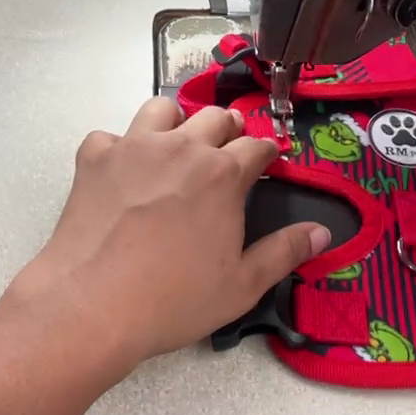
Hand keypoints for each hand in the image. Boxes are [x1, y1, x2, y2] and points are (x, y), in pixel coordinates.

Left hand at [1, 98, 329, 372]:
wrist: (92, 305)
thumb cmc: (174, 300)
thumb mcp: (243, 285)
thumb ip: (285, 252)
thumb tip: (323, 232)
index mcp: (223, 174)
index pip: (257, 145)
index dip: (267, 151)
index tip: (269, 159)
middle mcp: (182, 147)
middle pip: (215, 117)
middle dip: (228, 128)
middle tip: (229, 146)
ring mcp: (134, 146)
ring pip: (162, 109)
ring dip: (176, 122)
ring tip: (176, 144)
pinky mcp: (95, 157)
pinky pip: (110, 135)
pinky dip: (119, 147)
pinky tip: (121, 172)